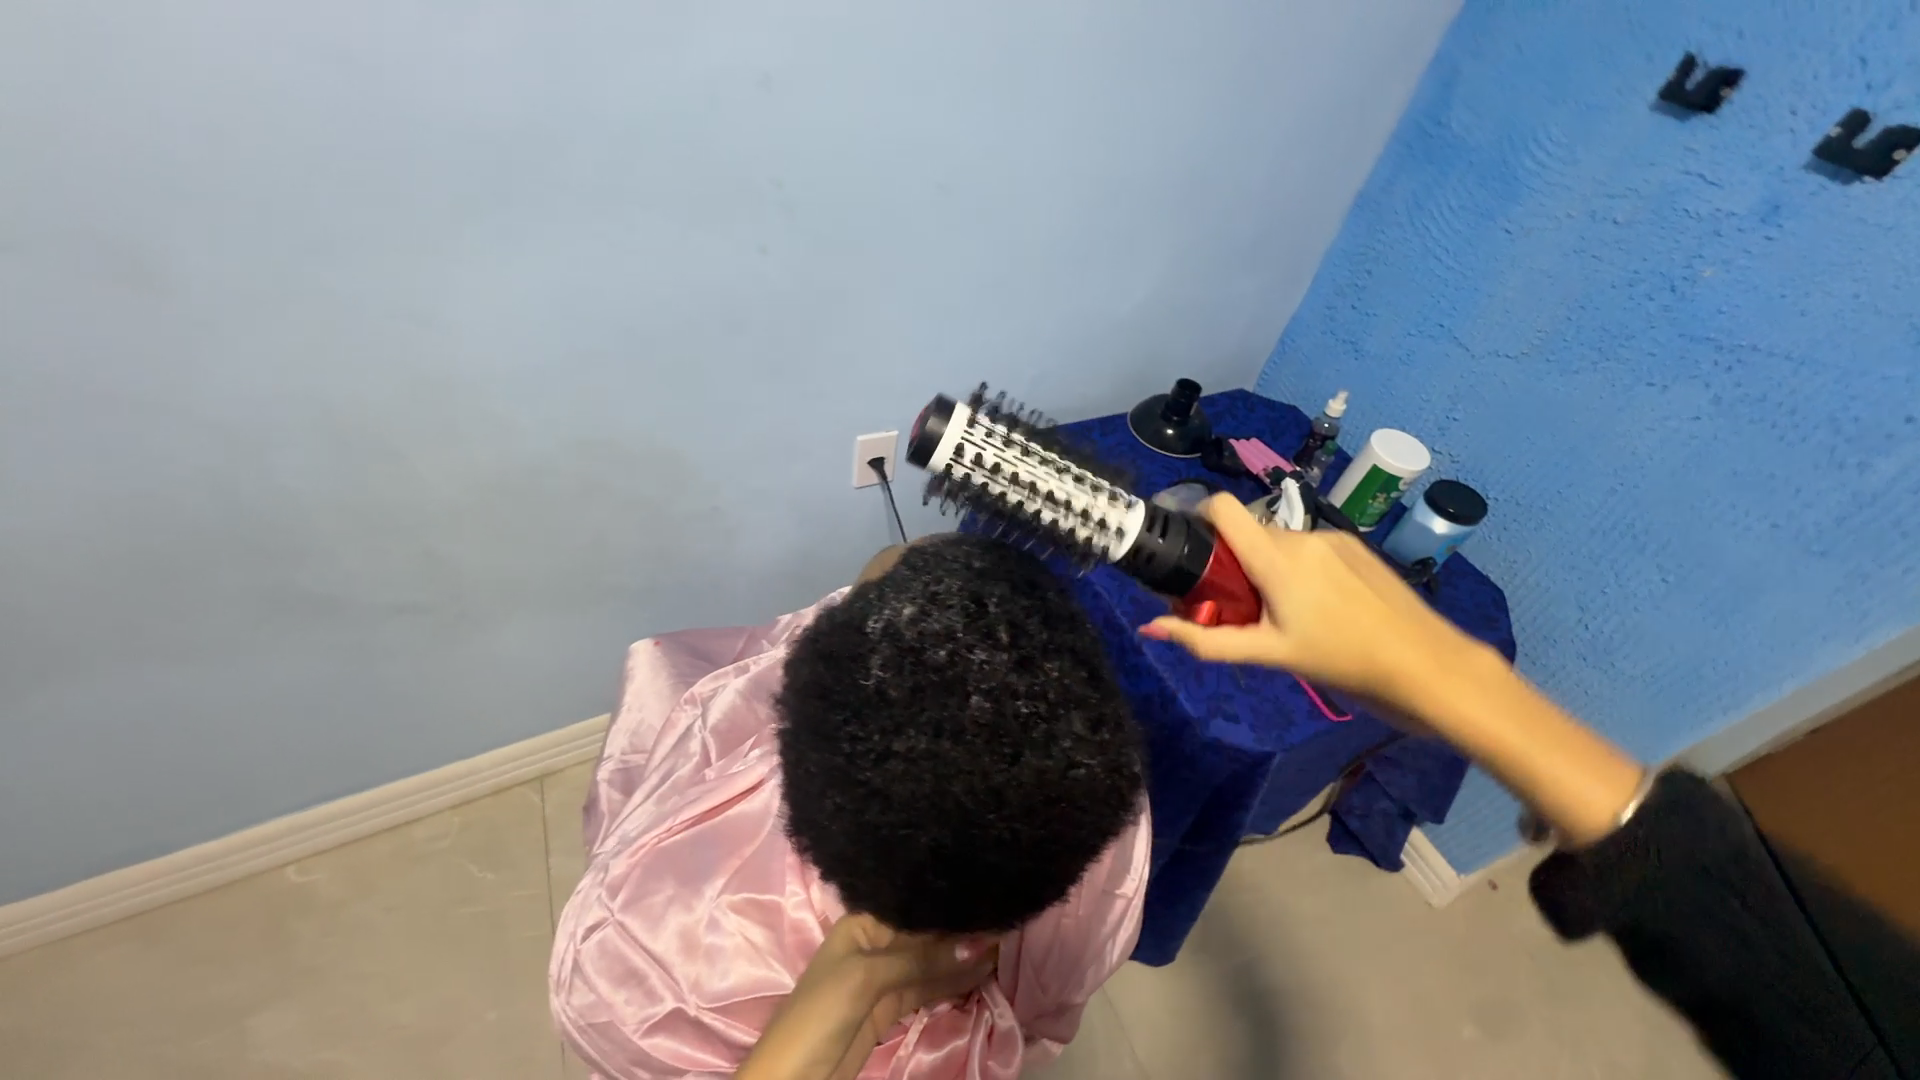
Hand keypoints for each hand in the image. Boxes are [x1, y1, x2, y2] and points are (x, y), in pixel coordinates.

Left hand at [738, 913, 997, 1079]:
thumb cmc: (820, 1012)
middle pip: (925, 934)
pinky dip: (952, 982)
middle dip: (961, 931)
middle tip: (1005, 923)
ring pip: (930, 962)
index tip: (987, 896)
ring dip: (963, 957)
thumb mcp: (868, 978)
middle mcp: (874, 943)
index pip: (913, 907)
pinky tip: (979, 973)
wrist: (792, 1079)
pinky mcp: (890, 1009)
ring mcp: (882, 979)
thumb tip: (979, 942)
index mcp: (861, 923)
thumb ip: (921, 959)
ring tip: (1004, 945)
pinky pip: (927, 988)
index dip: (948, 904)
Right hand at [1141, 494, 1489, 719]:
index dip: (1198, 516)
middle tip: (1238, 607)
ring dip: (1267, 568)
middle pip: (1248, 534)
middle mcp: (1301, 536)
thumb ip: (1207, 641)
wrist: (1424, 663)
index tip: (1191, 548)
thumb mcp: (1268, 654)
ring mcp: (1332, 539)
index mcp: (1275, 558)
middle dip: (1233, 562)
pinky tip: (1318, 606)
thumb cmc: (1339, 659)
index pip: (1223, 507)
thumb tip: (1151, 629)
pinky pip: (1309, 548)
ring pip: (1279, 543)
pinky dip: (1298, 569)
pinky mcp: (1356, 547)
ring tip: (1284, 613)